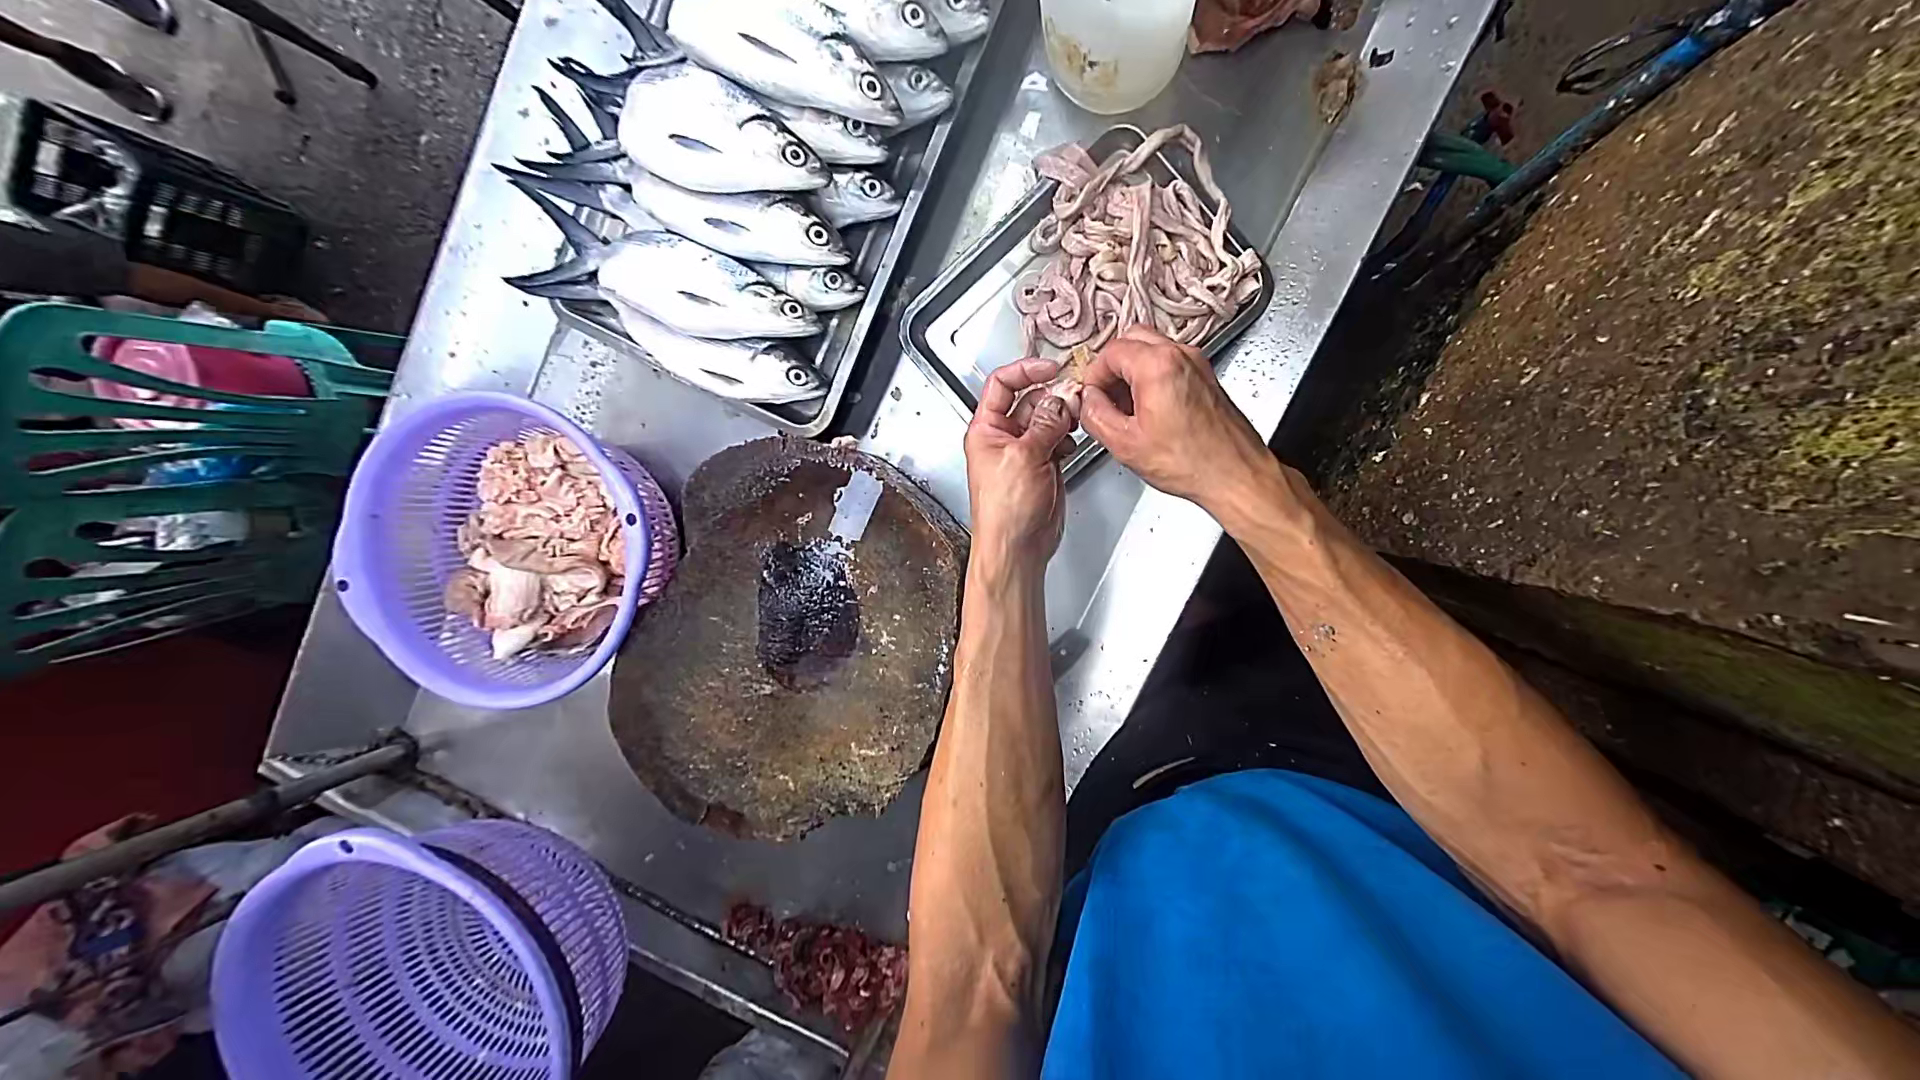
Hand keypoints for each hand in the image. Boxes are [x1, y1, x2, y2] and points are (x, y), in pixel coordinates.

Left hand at [965, 357, 1075, 569]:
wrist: (1017, 547)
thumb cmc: (1004, 511)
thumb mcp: (1025, 457)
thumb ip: (1045, 424)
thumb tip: (1060, 400)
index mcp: (986, 430)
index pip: (1002, 385)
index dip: (1025, 370)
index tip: (1050, 367)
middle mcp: (1003, 438)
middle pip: (1029, 401)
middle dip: (1052, 396)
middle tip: (1073, 397)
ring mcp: (1024, 452)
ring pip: (1047, 420)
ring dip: (1063, 417)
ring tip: (1075, 419)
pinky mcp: (1043, 466)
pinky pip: (1058, 440)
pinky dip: (1069, 438)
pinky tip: (1072, 443)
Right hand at [1081, 324, 1279, 516]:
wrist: (1234, 474)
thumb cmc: (1191, 462)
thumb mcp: (1124, 443)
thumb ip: (1095, 415)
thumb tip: (1087, 400)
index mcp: (1158, 366)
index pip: (1110, 352)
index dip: (1093, 376)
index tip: (1090, 397)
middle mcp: (1181, 355)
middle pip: (1131, 340)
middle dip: (1111, 368)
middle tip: (1103, 397)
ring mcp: (1196, 364)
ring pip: (1151, 349)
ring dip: (1130, 372)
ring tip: (1125, 408)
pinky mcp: (1204, 377)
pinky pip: (1169, 363)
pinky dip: (1151, 377)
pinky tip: (1146, 411)